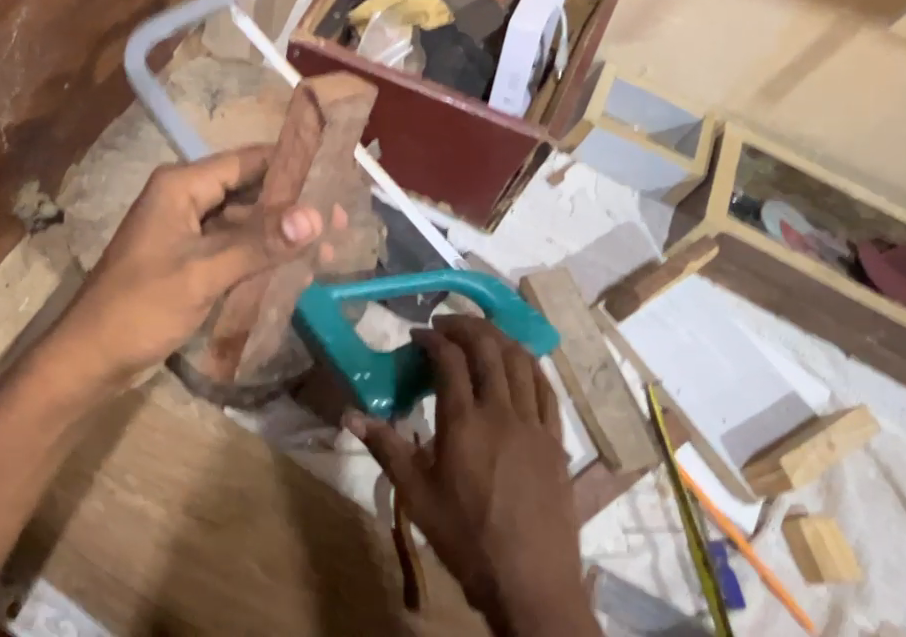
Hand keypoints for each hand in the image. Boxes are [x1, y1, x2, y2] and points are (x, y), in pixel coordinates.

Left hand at [43, 146, 322, 394]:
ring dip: (281, 233)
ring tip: (332, 244)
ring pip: (243, 222)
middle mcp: (184, 199)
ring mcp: (185, 231)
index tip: (337, 170)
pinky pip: (233, 248)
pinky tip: (297, 267)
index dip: (291, 163)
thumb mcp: (203, 273)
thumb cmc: (141, 307)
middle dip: (293, 203)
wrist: (91, 358)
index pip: (247, 161)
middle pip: (248, 190)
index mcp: (181, 186)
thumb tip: (316, 214)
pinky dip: (262, 255)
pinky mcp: (188, 261)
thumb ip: (259, 243)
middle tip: (343, 215)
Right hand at [347, 316, 595, 635]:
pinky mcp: (556, 442)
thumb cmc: (465, 538)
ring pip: (522, 362)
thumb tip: (349, 414)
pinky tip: (519, 366)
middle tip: (445, 324)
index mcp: (464, 422)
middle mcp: (502, 413)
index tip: (417, 335)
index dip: (432, 338)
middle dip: (465, 327)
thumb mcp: (416, 494)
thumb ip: (386, 447)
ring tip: (480, 334)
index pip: (449, 360)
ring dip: (499, 338)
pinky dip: (530, 366)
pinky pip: (546, 389)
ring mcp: (535, 426)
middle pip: (488, 349)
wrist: (529, 582)